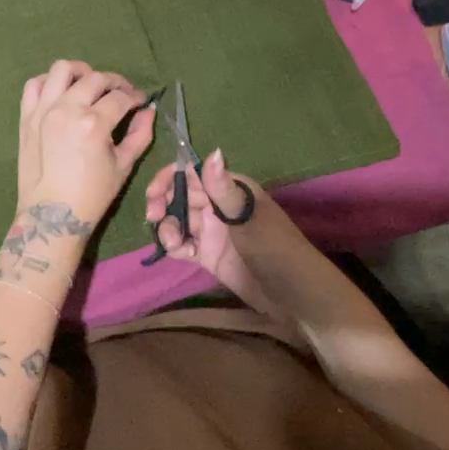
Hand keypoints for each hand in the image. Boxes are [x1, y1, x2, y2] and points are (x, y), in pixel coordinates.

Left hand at [16, 60, 154, 216]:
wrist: (52, 214)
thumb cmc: (92, 194)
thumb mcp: (123, 166)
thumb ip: (140, 135)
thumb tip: (148, 112)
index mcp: (94, 124)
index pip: (120, 97)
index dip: (135, 96)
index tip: (140, 101)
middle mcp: (67, 109)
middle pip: (95, 78)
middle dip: (114, 82)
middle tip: (121, 93)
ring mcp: (43, 110)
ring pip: (61, 70)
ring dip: (80, 72)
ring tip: (89, 83)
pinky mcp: (26, 116)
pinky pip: (34, 85)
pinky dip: (48, 82)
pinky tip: (60, 91)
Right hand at [145, 149, 293, 313]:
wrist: (295, 298)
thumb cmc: (276, 250)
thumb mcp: (248, 219)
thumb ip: (224, 189)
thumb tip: (211, 150)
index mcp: (231, 189)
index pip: (192, 172)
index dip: (169, 178)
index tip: (154, 192)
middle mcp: (219, 206)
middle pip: (179, 195)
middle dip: (161, 203)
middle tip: (153, 217)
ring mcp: (212, 231)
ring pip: (176, 220)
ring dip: (167, 228)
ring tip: (174, 243)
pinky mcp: (207, 255)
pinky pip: (182, 244)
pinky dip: (174, 247)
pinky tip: (181, 254)